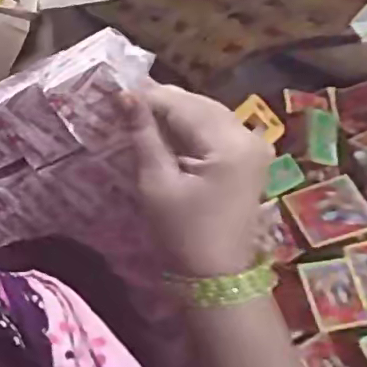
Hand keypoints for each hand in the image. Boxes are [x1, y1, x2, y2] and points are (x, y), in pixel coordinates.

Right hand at [122, 83, 272, 277]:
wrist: (215, 274)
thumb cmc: (181, 232)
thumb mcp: (156, 184)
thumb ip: (144, 136)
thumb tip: (125, 97)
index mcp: (229, 144)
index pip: (182, 105)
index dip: (147, 96)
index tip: (113, 92)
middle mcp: (249, 136)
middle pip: (198, 103)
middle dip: (160, 100)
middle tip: (122, 100)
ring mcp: (253, 146)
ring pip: (206, 112)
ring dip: (173, 111)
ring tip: (137, 112)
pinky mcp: (248, 156)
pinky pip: (213, 128)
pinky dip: (187, 126)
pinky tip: (162, 130)